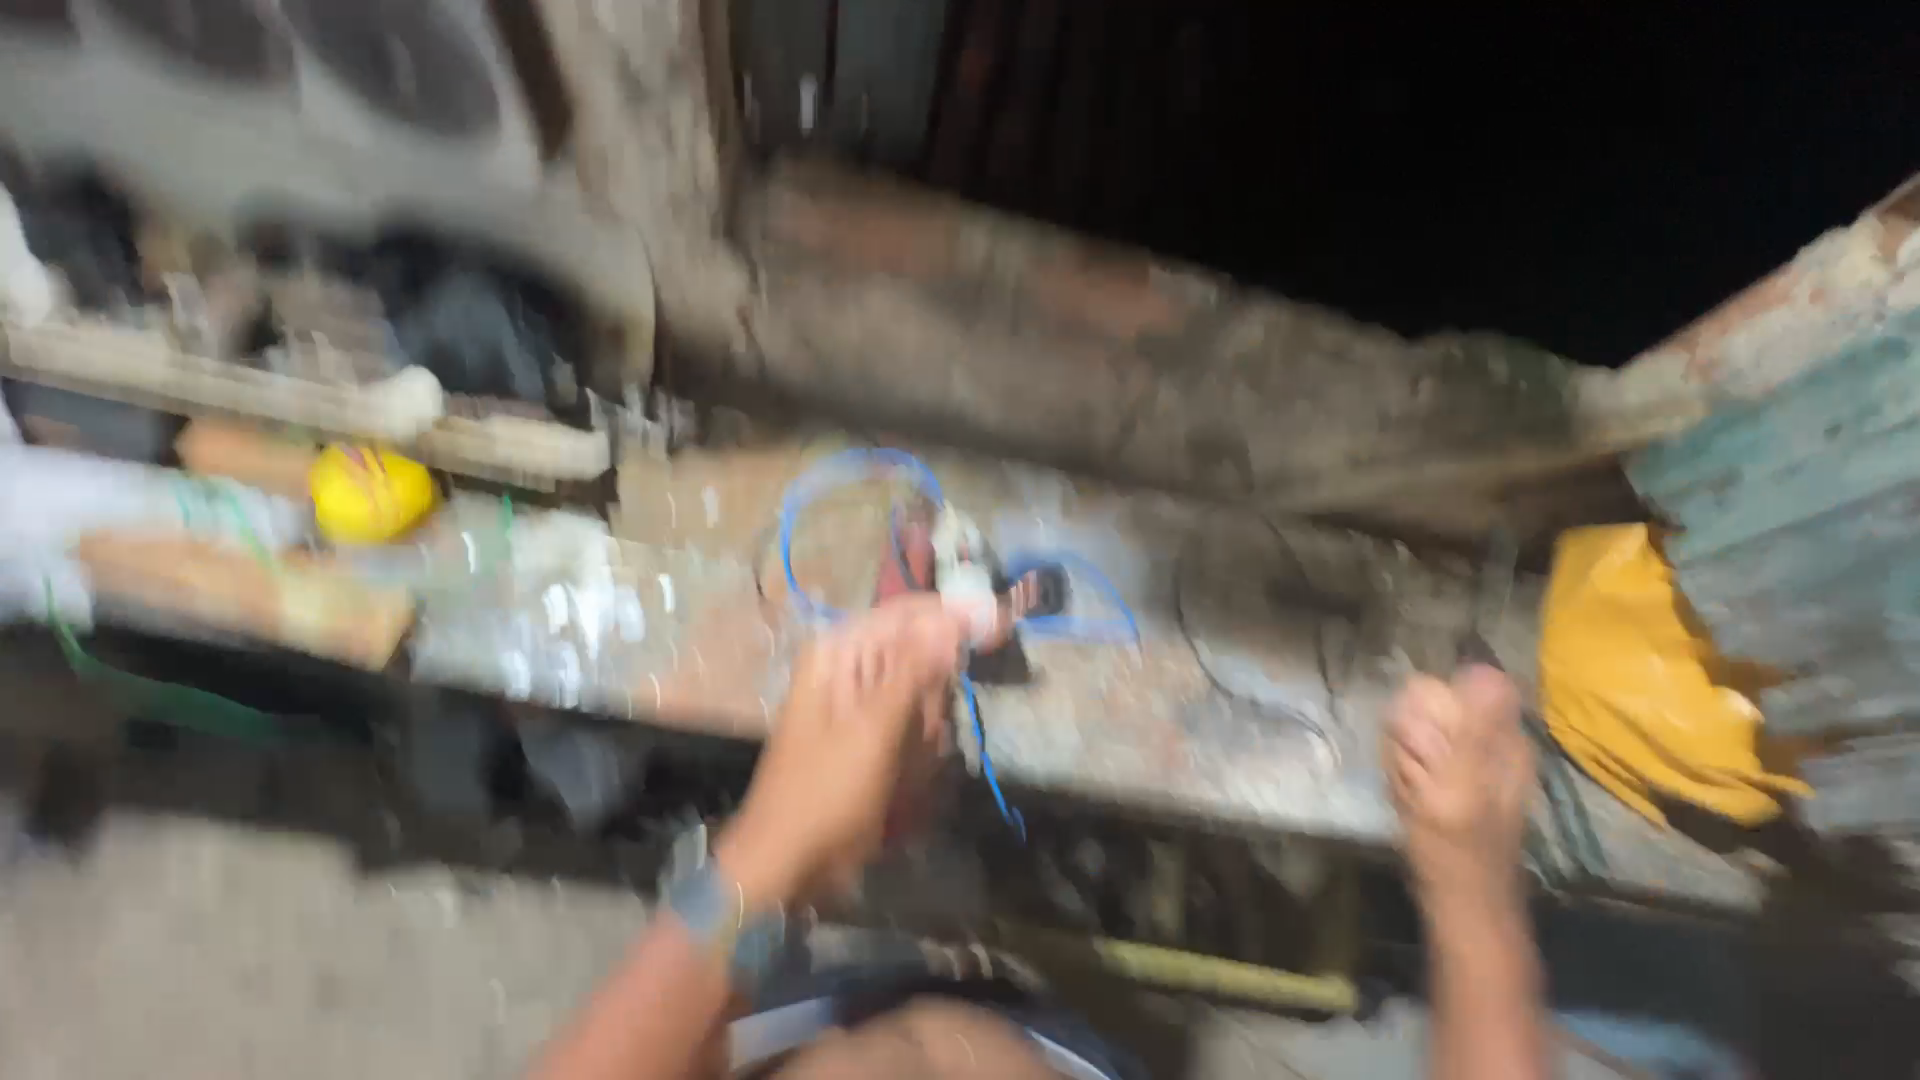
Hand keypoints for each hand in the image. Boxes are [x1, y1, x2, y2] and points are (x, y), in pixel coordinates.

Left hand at [715, 594, 966, 907]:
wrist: (788, 863)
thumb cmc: (826, 792)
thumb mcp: (874, 728)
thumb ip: (915, 668)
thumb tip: (952, 616)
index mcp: (840, 651)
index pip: (909, 612)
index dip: (955, 615)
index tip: (1001, 626)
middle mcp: (851, 667)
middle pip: (921, 658)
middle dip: (930, 703)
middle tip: (915, 743)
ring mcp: (862, 702)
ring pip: (924, 698)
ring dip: (924, 735)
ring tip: (899, 770)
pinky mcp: (874, 735)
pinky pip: (915, 729)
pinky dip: (917, 754)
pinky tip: (897, 782)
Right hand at [1386, 665, 1533, 916]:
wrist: (1456, 896)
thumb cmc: (1458, 846)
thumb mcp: (1463, 785)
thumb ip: (1472, 729)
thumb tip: (1487, 669)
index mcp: (1498, 735)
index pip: (1432, 691)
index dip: (1416, 721)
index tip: (1425, 758)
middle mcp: (1483, 737)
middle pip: (1415, 708)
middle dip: (1406, 744)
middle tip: (1420, 783)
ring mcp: (1461, 755)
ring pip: (1405, 730)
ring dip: (1401, 762)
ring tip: (1415, 795)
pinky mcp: (1442, 772)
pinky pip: (1404, 753)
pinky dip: (1401, 775)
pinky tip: (1410, 798)